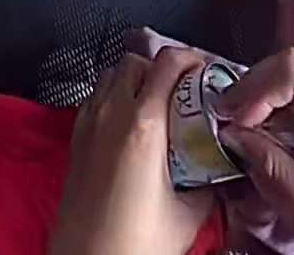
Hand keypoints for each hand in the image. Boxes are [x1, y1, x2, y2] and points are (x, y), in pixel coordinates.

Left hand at [48, 48, 214, 254]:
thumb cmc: (134, 243)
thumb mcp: (186, 217)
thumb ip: (206, 184)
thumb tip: (217, 169)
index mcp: (143, 123)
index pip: (166, 65)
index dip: (188, 57)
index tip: (202, 67)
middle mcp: (113, 111)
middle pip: (136, 61)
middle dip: (160, 68)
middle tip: (181, 89)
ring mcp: (90, 119)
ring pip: (111, 73)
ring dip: (134, 78)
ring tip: (154, 103)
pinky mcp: (76, 134)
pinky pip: (95, 95)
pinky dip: (112, 95)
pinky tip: (126, 121)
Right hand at [216, 49, 293, 254]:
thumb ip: (277, 173)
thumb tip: (234, 136)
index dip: (254, 90)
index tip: (231, 118)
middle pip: (293, 69)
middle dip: (253, 92)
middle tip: (226, 121)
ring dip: (263, 107)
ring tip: (241, 137)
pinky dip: (279, 122)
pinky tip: (265, 144)